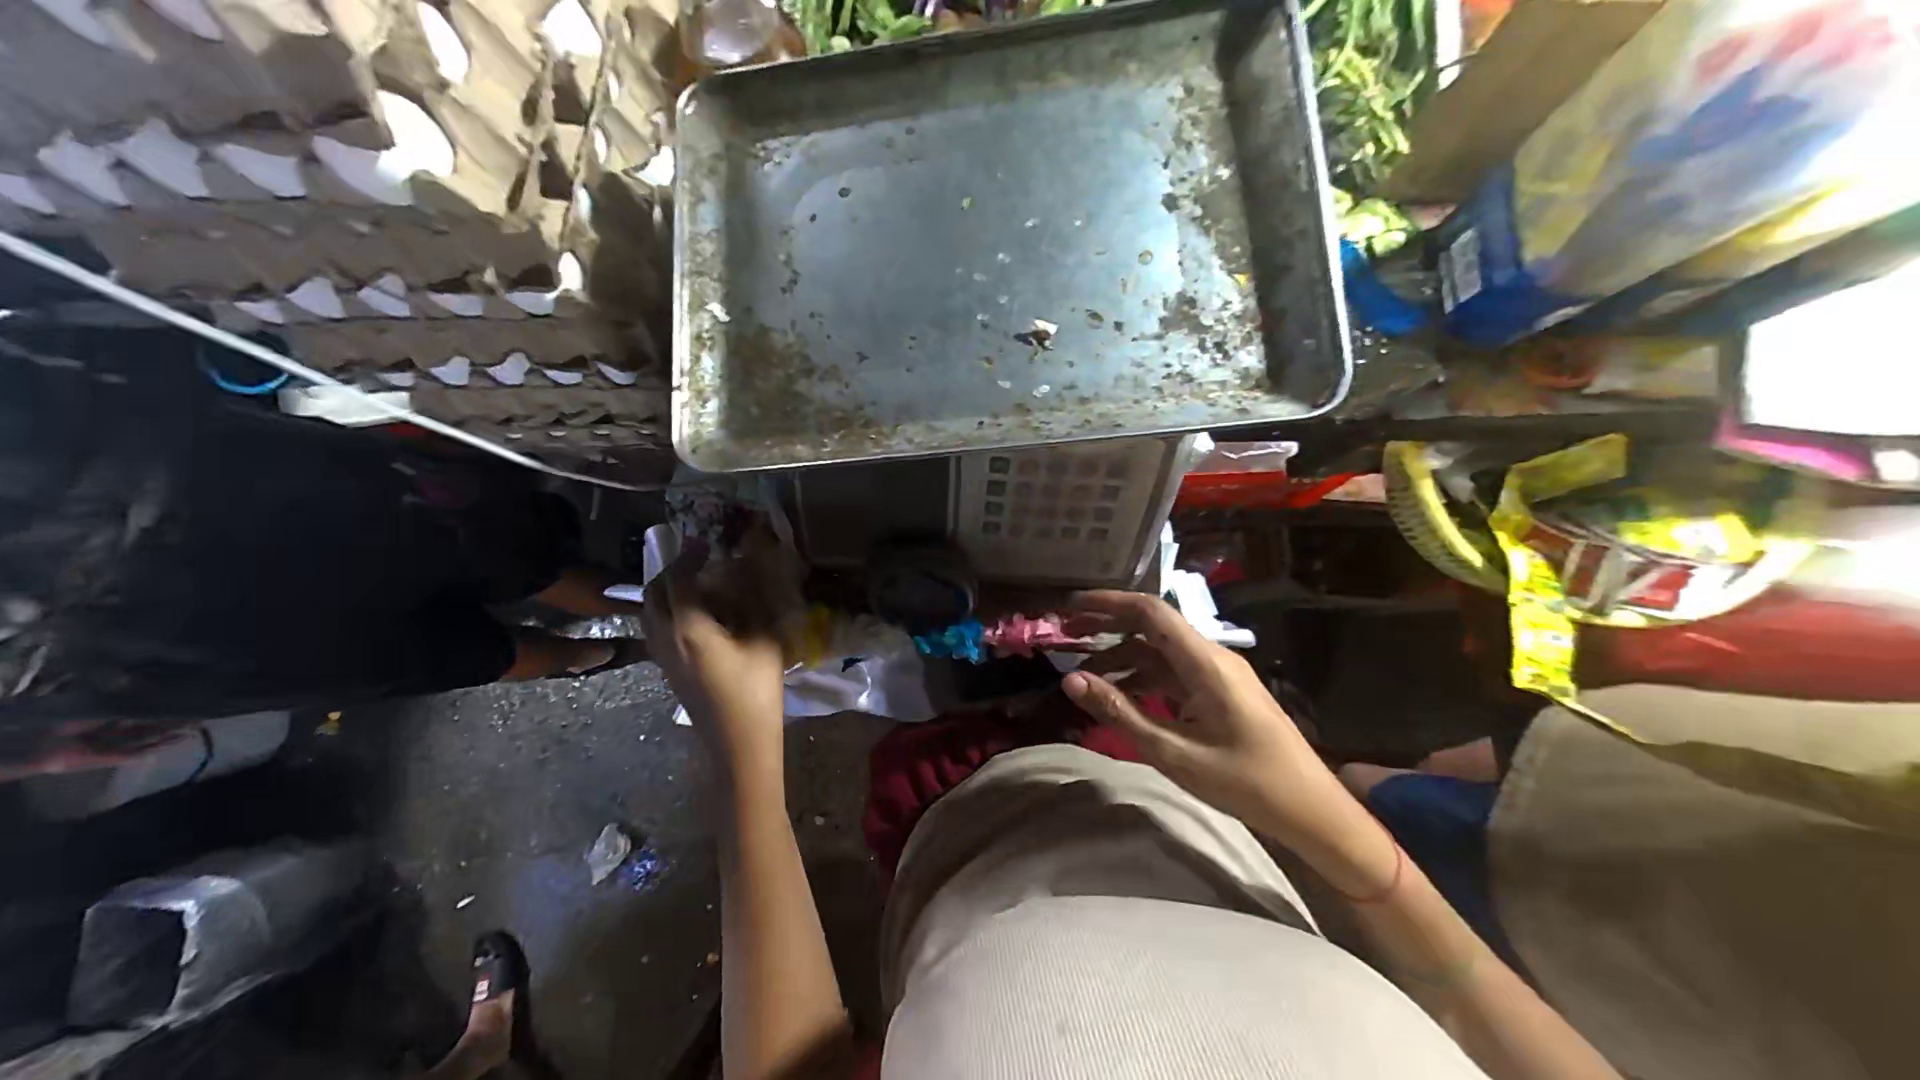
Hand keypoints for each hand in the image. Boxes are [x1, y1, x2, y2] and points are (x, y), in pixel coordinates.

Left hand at [642, 542, 785, 775]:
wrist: (738, 746)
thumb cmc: (756, 693)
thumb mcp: (765, 642)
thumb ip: (758, 602)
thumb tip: (753, 570)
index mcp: (688, 629)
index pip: (677, 580)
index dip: (689, 556)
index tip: (706, 542)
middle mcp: (665, 639)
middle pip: (654, 594)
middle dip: (672, 571)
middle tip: (698, 561)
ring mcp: (662, 658)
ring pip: (651, 613)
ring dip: (668, 592)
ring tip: (698, 586)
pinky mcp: (668, 672)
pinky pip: (657, 630)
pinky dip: (670, 612)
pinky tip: (700, 618)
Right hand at [1060, 590, 1355, 851]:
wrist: (1310, 810)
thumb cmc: (1245, 782)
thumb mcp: (1174, 752)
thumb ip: (1120, 713)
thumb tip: (1071, 680)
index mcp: (1205, 662)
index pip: (1151, 612)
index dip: (1108, 603)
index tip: (1070, 607)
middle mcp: (1212, 657)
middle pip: (1152, 627)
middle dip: (1108, 626)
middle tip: (1066, 634)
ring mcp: (1217, 675)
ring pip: (1160, 653)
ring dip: (1121, 658)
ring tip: (1083, 674)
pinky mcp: (1219, 693)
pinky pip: (1172, 674)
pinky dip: (1141, 679)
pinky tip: (1117, 696)